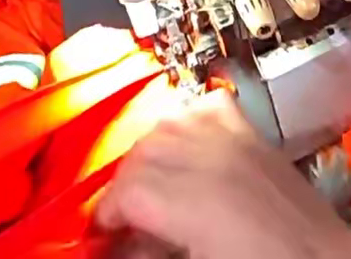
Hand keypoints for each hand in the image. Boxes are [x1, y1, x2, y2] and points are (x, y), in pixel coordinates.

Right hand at [97, 89, 350, 258]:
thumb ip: (155, 252)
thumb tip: (119, 245)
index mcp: (198, 203)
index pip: (130, 189)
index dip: (106, 211)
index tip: (99, 231)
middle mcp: (211, 158)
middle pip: (141, 151)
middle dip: (123, 183)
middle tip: (121, 215)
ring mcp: (232, 138)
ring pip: (166, 123)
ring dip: (148, 151)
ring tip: (148, 183)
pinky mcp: (250, 132)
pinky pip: (203, 106)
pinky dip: (186, 120)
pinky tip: (184, 144)